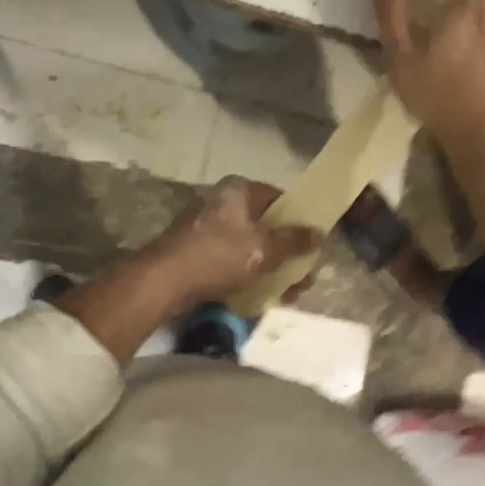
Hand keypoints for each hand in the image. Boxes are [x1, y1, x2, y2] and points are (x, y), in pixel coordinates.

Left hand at [143, 178, 322, 305]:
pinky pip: (231, 261)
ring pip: (249, 246)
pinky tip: (265, 296)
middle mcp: (221, 202)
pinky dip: (249, 275)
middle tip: (304, 275)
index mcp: (238, 190)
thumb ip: (294, 241)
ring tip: (290, 293)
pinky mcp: (197, 252)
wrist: (165, 280)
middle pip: (264, 225)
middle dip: (287, 252)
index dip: (297, 218)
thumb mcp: (264, 249)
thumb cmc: (220, 255)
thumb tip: (319, 232)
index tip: (312, 240)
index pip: (277, 197)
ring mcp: (207, 228)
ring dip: (271, 268)